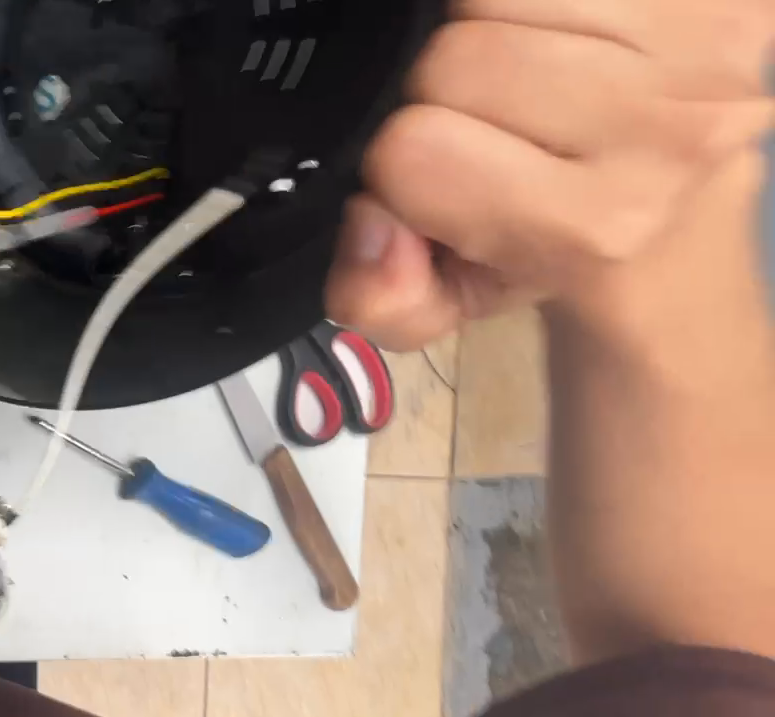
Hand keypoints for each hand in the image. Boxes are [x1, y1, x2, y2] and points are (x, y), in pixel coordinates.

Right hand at [327, 0, 773, 347]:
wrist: (667, 234)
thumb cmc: (526, 267)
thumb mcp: (428, 315)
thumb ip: (373, 295)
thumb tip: (370, 219)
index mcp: (586, 224)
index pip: (409, 148)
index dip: (390, 163)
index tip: (421, 182)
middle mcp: (670, 132)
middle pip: (452, 58)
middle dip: (434, 91)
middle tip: (466, 128)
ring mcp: (714, 45)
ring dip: (481, 33)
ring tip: (509, 82)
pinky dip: (525, 6)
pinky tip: (550, 44)